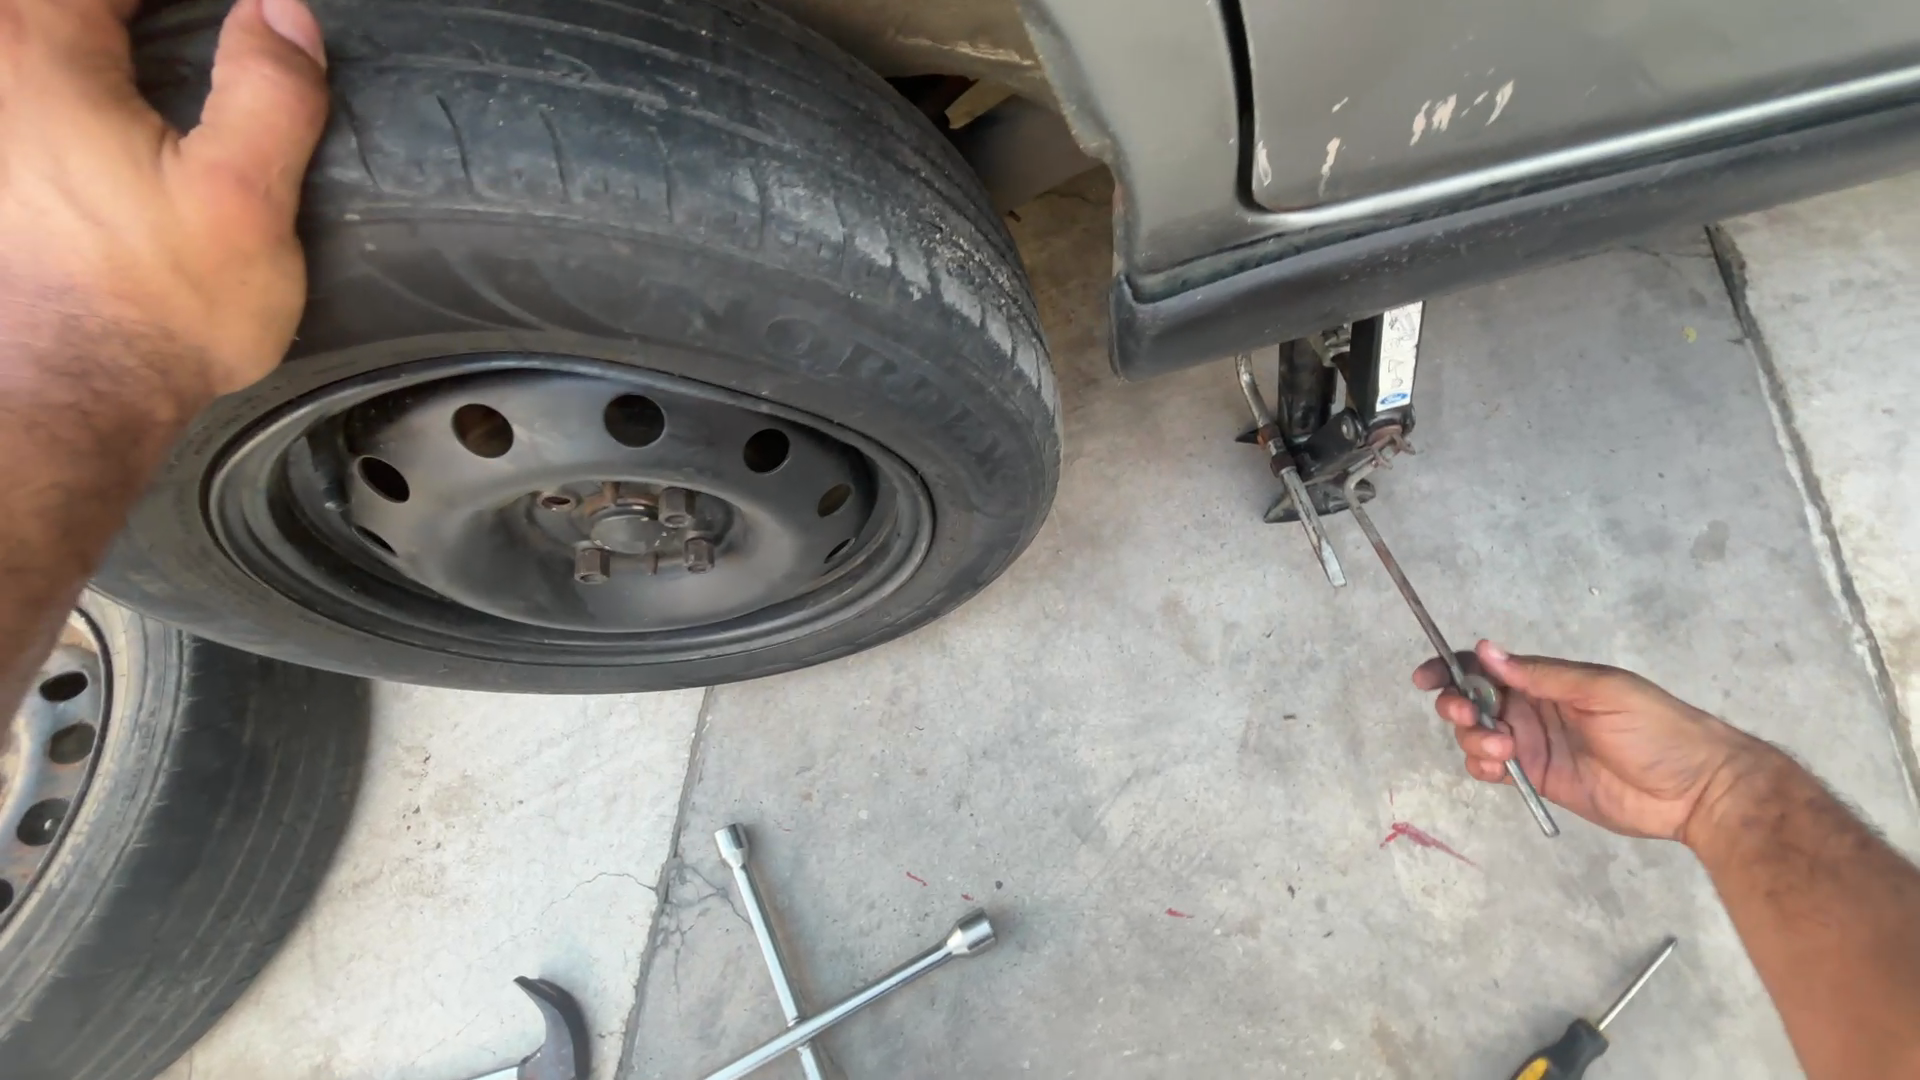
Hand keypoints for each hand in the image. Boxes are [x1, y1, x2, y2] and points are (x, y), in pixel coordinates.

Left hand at [0, 0, 328, 407]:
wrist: (77, 387)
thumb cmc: (170, 296)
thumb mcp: (247, 198)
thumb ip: (268, 97)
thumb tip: (285, 10)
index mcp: (41, 61)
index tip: (220, 13)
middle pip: (42, 16)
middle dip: (110, 23)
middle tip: (169, 38)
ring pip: (26, 56)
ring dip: (77, 49)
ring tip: (132, 70)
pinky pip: (24, 107)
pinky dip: (55, 88)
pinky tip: (97, 126)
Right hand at [1414, 641, 1773, 841]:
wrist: (1701, 792)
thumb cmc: (1658, 730)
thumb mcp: (1603, 691)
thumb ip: (1542, 675)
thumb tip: (1486, 649)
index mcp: (1543, 682)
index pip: (1484, 668)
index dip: (1449, 669)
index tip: (1425, 679)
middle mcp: (1529, 709)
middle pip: (1469, 701)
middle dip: (1457, 707)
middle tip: (1469, 719)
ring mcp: (1530, 744)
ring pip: (1474, 735)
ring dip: (1474, 740)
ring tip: (1504, 752)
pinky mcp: (1535, 777)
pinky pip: (1490, 768)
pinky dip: (1482, 766)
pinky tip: (1498, 769)